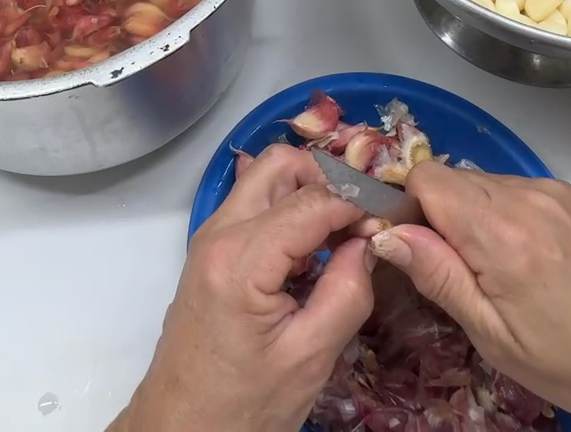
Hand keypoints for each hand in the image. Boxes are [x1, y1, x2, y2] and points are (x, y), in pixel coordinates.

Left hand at [111, 144, 375, 431]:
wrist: (181, 428)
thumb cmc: (243, 404)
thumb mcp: (309, 357)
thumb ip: (347, 292)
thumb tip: (371, 241)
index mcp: (241, 258)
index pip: (311, 200)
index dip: (357, 203)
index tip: (389, 221)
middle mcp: (219, 231)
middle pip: (279, 165)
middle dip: (326, 179)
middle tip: (361, 218)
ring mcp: (211, 235)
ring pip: (265, 177)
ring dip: (307, 190)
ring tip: (343, 233)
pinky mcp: (212, 247)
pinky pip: (255, 203)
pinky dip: (289, 208)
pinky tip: (315, 248)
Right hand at [369, 162, 570, 431]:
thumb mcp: (497, 339)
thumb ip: (438, 276)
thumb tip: (387, 234)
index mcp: (500, 231)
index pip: (424, 179)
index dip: (407, 209)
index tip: (415, 249)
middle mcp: (526, 195)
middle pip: (450, 178)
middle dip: (437, 214)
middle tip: (457, 269)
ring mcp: (555, 192)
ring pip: (483, 182)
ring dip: (473, 214)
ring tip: (500, 271)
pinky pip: (518, 189)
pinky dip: (506, 213)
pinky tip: (533, 260)